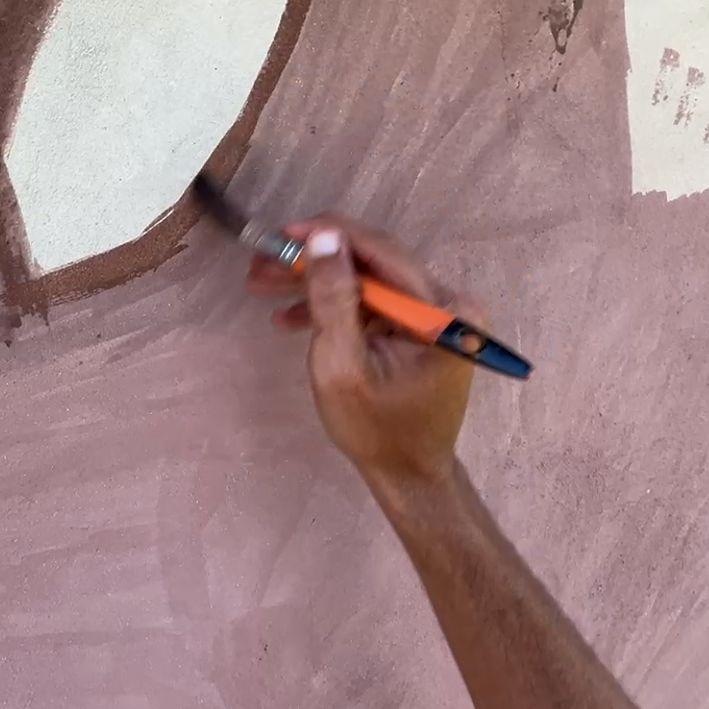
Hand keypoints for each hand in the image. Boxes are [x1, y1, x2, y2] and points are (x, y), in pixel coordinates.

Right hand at [246, 214, 478, 479]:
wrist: (407, 475)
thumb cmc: (376, 429)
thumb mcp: (343, 365)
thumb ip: (333, 299)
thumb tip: (324, 238)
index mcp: (444, 311)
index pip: (381, 253)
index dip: (330, 236)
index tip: (282, 233)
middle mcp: (447, 303)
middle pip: (370, 263)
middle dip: (312, 261)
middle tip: (261, 261)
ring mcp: (432, 314)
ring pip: (362, 280)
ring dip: (313, 281)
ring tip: (261, 283)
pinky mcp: (415, 325)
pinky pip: (367, 302)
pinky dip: (330, 305)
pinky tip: (288, 317)